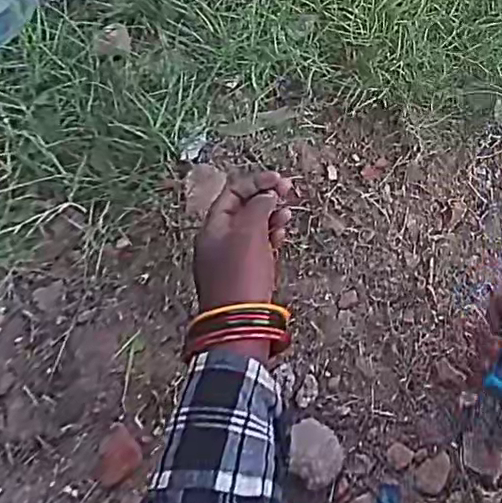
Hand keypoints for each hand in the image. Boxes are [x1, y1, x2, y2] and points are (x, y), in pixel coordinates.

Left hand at [192, 171, 292, 357]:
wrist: (242, 322)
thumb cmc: (242, 273)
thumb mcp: (250, 232)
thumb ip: (258, 207)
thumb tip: (267, 195)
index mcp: (213, 227)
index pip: (233, 192)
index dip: (256, 182)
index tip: (279, 180)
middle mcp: (218, 240)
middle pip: (242, 208)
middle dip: (265, 197)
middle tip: (287, 192)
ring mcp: (230, 257)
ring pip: (252, 225)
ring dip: (271, 214)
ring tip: (288, 213)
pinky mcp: (244, 271)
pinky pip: (258, 244)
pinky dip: (271, 234)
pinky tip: (282, 233)